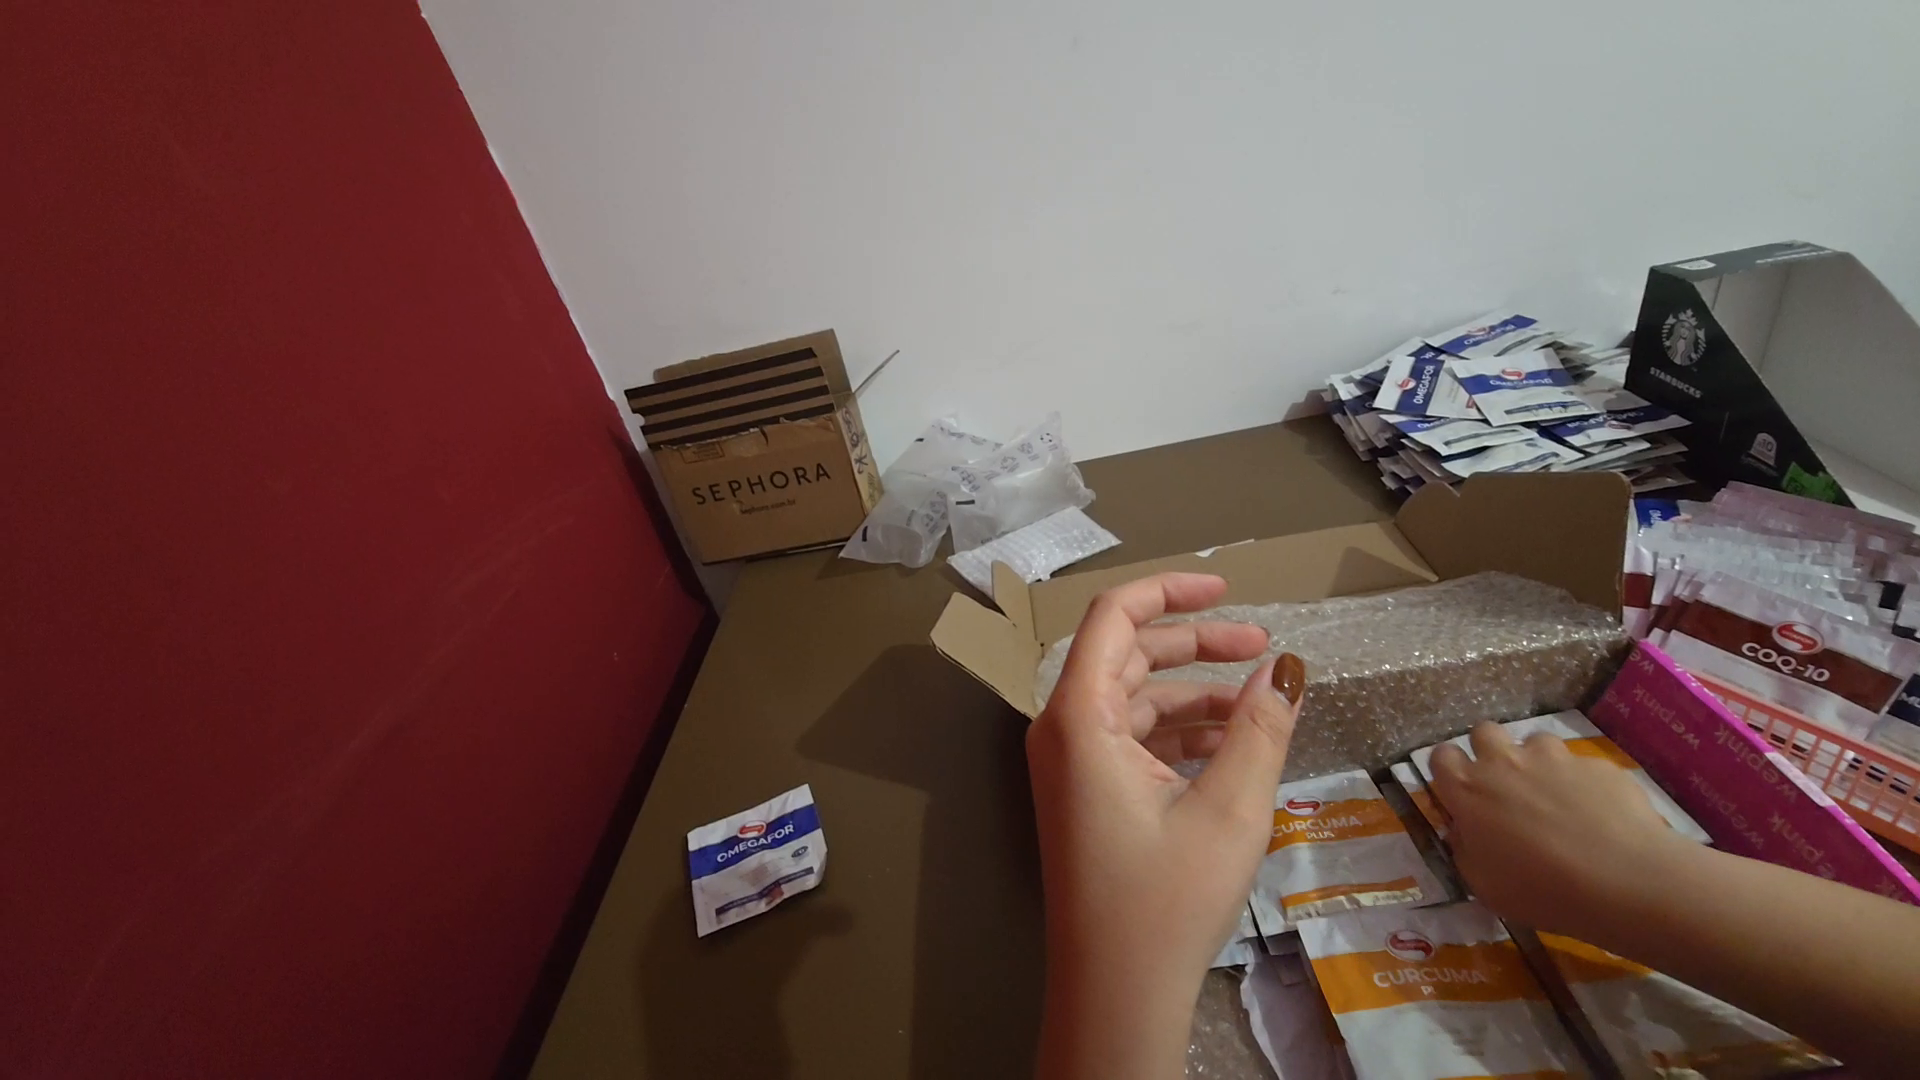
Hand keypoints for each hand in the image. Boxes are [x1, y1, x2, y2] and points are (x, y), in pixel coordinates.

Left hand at [1027, 573, 1303, 1079]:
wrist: (1113, 994)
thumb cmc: (1165, 901)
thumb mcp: (1228, 809)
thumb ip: (1259, 728)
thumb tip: (1287, 669)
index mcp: (1078, 715)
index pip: (1114, 617)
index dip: (1169, 590)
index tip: (1226, 587)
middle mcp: (1062, 727)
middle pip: (1128, 655)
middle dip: (1196, 645)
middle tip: (1264, 647)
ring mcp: (1070, 760)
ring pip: (1134, 698)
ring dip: (1194, 694)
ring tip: (1259, 704)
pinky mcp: (1085, 789)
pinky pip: (1131, 737)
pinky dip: (1178, 732)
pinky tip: (1229, 743)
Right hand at [1428, 722, 1687, 937]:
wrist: (1628, 884)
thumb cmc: (1542, 890)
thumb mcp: (1483, 883)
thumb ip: (1465, 849)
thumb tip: (1465, 833)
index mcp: (1467, 788)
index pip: (1441, 756)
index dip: (1450, 769)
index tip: (1462, 791)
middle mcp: (1503, 762)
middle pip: (1484, 732)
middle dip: (1491, 751)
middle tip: (1507, 784)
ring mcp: (1553, 758)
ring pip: (1536, 741)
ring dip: (1539, 762)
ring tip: (1557, 794)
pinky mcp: (1598, 766)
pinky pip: (1583, 766)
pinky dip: (1585, 783)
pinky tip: (1601, 814)